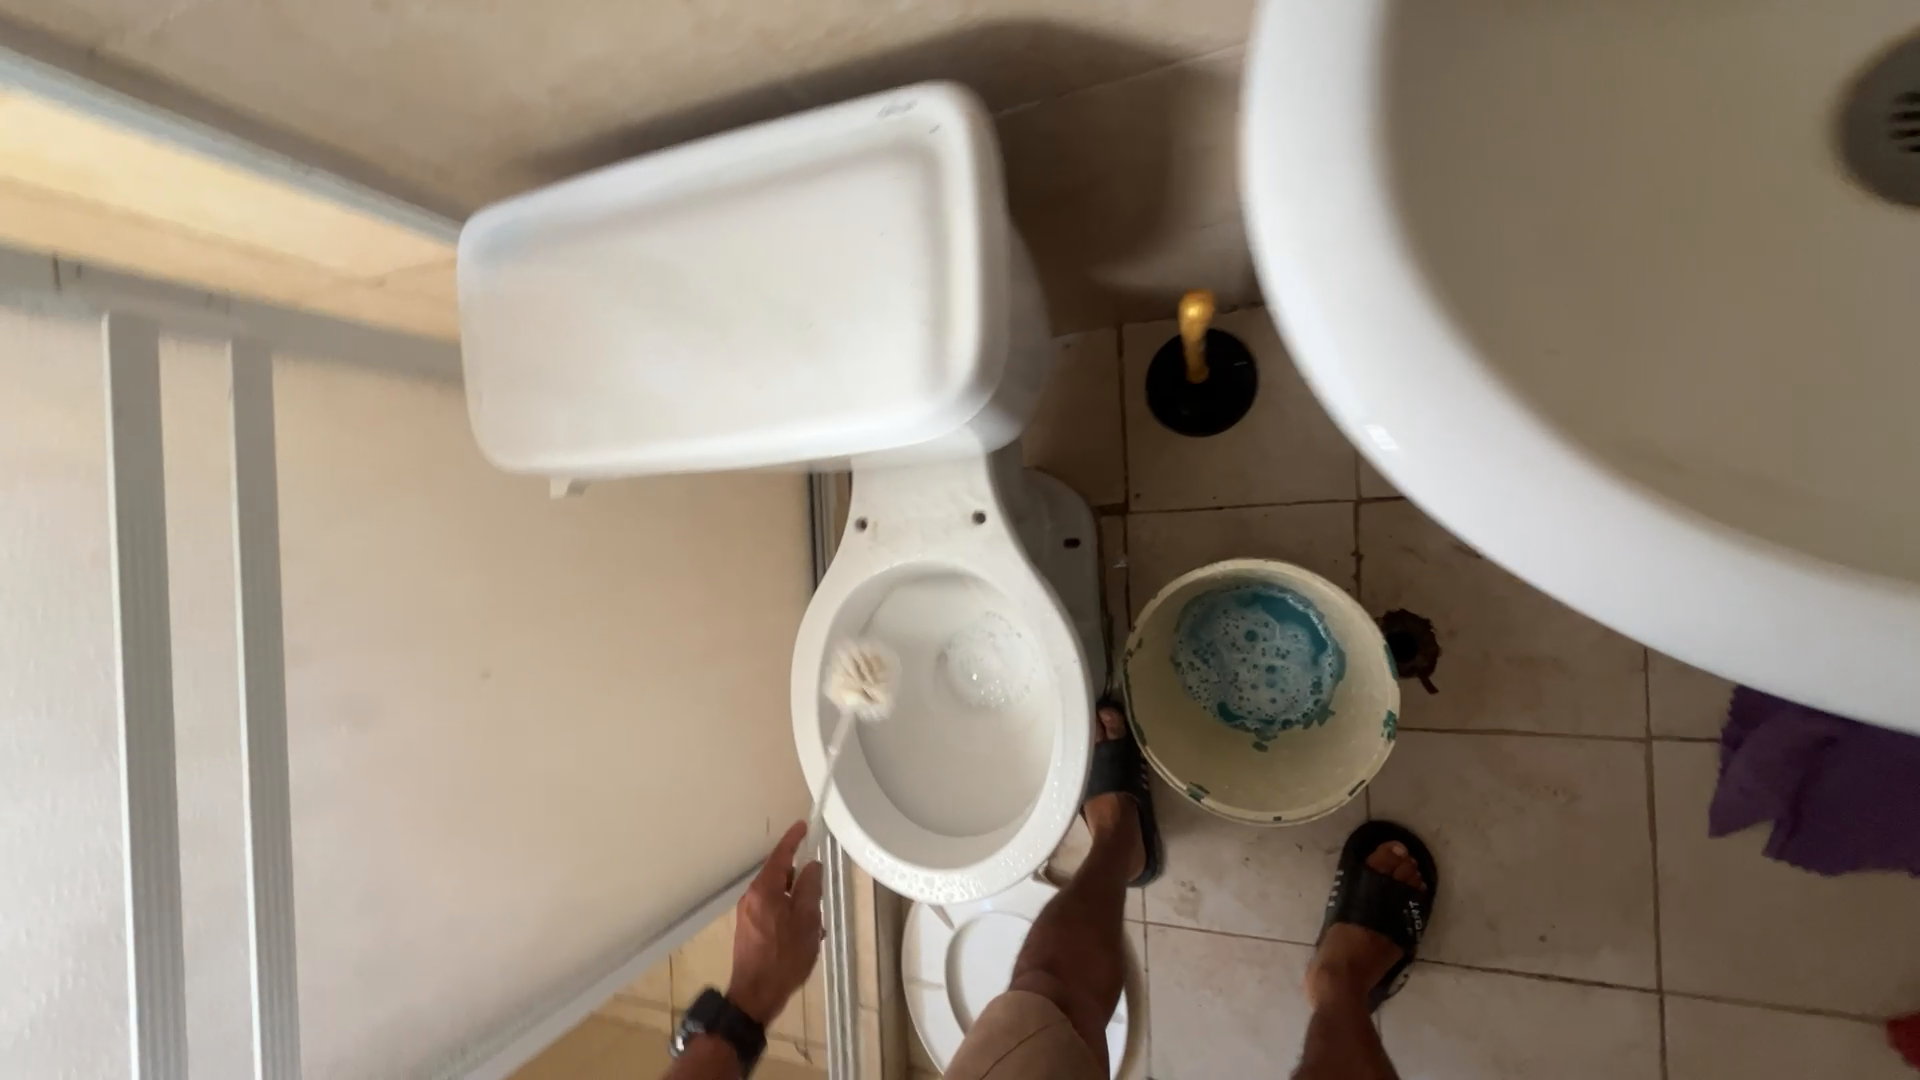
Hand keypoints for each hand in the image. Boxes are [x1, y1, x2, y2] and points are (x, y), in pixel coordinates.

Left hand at [727, 821, 823, 1024]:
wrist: (754, 997)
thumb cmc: (784, 957)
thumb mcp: (806, 921)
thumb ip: (810, 888)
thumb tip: (811, 866)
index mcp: (765, 890)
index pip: (780, 855)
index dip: (793, 839)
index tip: (803, 825)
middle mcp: (752, 897)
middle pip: (779, 875)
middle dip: (800, 878)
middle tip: (819, 891)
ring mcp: (747, 914)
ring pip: (776, 894)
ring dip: (795, 900)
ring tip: (814, 921)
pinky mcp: (748, 929)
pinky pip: (771, 909)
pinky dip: (787, 912)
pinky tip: (802, 933)